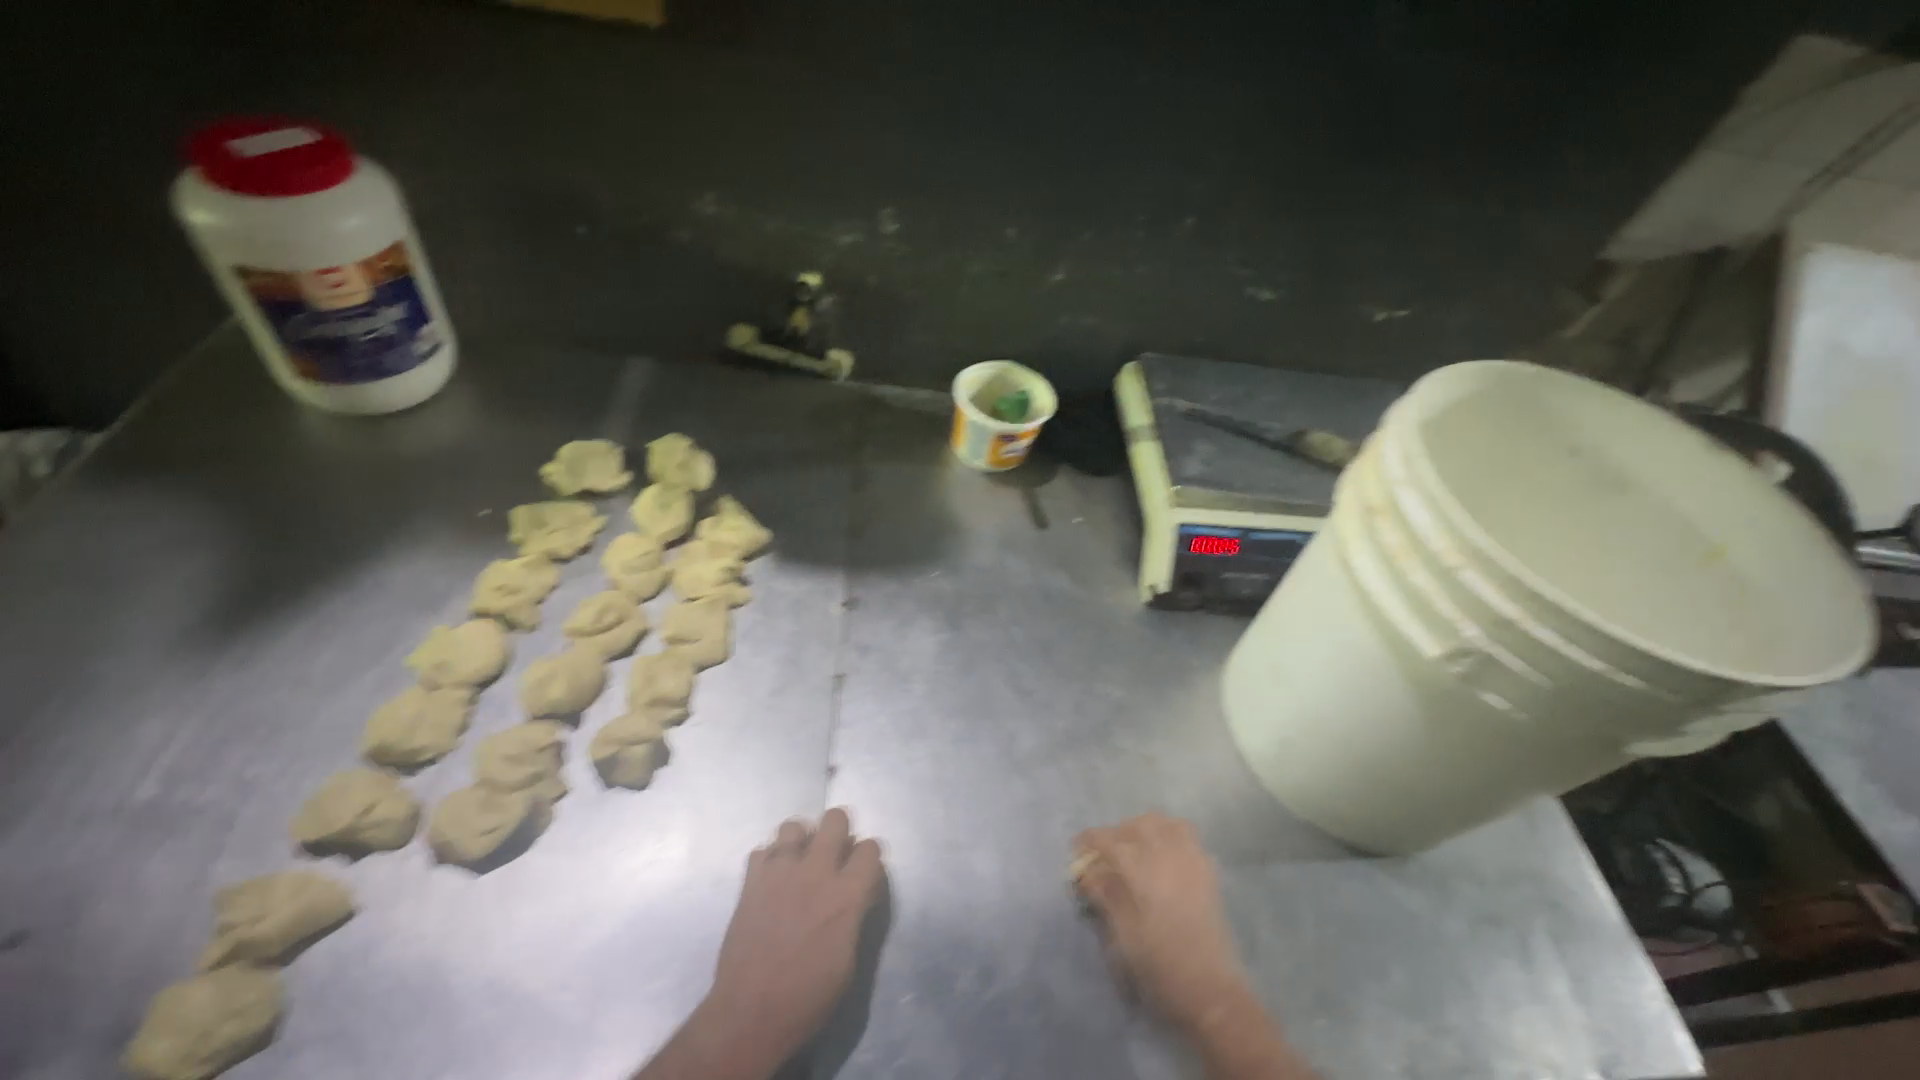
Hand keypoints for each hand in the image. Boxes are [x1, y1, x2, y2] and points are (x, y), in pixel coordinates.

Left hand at [700, 808, 883, 1072]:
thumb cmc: (808, 998)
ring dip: (801, 839)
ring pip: (793, 826)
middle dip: (840, 830)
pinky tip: (773, 880)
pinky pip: (762, 850)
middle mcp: (815, 873)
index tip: (864, 869)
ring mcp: (779, 873)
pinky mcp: (750, 882)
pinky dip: (770, 859)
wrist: (750, 1013)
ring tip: (801, 861)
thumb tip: (856, 894)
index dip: (870, 856)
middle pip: (835, 820)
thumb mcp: (848, 961)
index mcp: (846, 896)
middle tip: (835, 853)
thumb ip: (854, 915)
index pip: (870, 848)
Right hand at [1073, 813, 1251, 1032]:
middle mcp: (1171, 858)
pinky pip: (1190, 840)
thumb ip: (1105, 896)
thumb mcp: (1122, 935)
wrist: (1211, 993)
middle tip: (1105, 852)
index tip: (1076, 848)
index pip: (1111, 840)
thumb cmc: (1160, 967)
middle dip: (1119, 831)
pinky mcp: (1210, 877)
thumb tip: (1088, 873)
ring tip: (1134, 849)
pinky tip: (1163, 861)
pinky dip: (1172, 838)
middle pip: (1142, 824)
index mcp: (1144, 871)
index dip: (1091, 840)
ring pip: (1169, 825)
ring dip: (1148, 829)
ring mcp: (1194, 864)